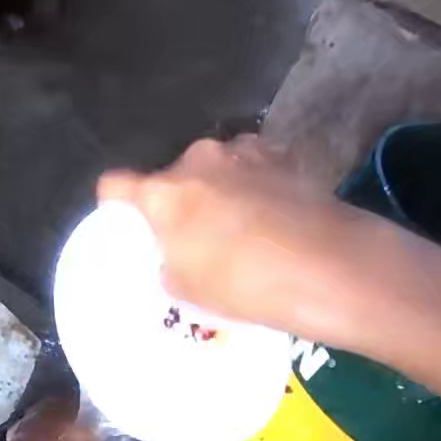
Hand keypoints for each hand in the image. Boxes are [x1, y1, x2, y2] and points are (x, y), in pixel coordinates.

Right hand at [97, 136, 383, 342]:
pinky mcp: (283, 153)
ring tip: (240, 227)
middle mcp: (197, 159)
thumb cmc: (242, 285)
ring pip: (213, 169)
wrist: (326, 267)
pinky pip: (251, 167)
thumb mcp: (185, 289)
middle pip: (171, 177)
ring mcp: (243, 151)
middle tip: (195, 238)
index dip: (116, 205)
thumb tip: (174, 252)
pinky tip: (271, 214)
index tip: (129, 225)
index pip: (114, 185)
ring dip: (217, 190)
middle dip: (178, 202)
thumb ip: (168, 262)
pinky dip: (252, 185)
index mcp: (162, 193)